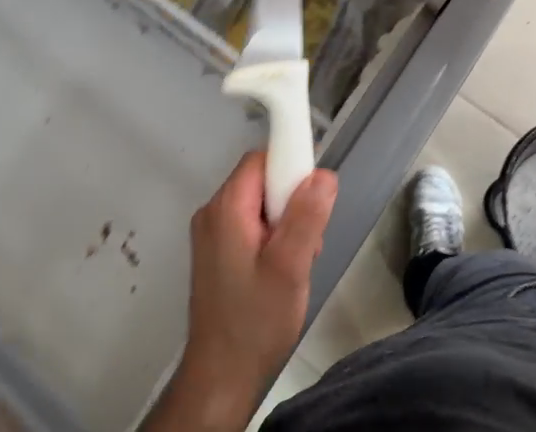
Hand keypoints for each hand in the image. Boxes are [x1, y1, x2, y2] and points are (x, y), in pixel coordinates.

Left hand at [168, 153, 337, 424]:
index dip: (290, 167)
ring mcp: (211, 234)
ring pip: (259, 206)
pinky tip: (280, 274)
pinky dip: (271, 241)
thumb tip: (323, 174)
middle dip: (291, 203)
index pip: (260, 159)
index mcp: (225, 208)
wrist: (221, 375)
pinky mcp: (216, 254)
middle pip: (261, 182)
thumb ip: (306, 218)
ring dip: (284, 226)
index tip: (313, 195)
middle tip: (306, 243)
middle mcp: (213, 213)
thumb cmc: (256, 321)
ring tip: (294, 266)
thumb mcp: (290, 268)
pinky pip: (250, 227)